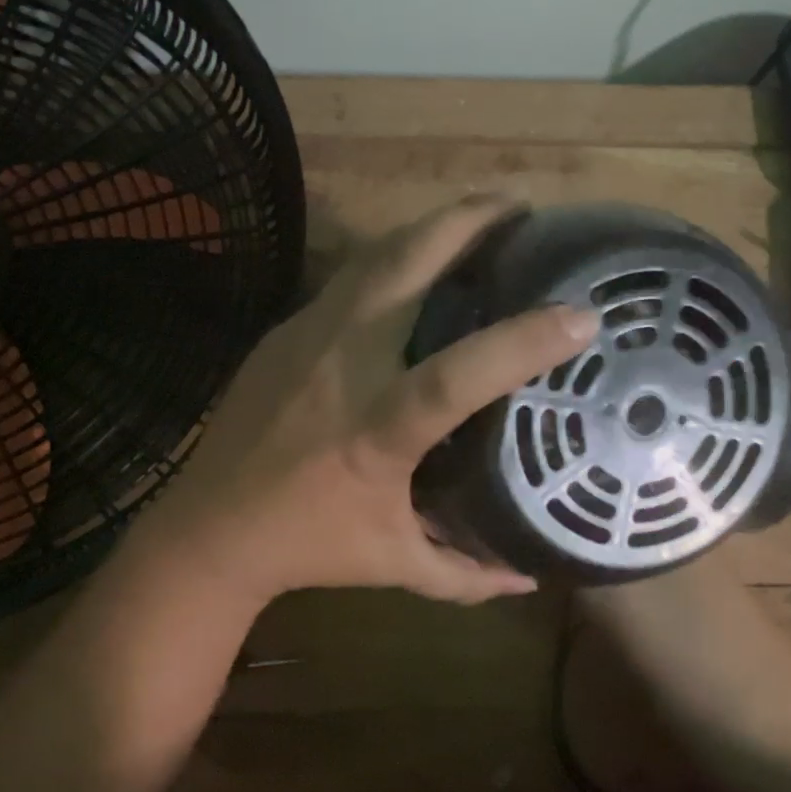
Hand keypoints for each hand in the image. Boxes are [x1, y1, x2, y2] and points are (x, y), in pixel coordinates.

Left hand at [130, 194, 598, 604]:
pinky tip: (417, 269)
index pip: (458, 373)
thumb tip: (529, 582)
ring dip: (432, 229)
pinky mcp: (283, 333)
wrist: (209, 529)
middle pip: (407, 266)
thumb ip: (466, 577)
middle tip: (524, 210)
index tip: (581, 315)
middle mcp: (343, 366)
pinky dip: (392, 261)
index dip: (522, 341)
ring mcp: (307, 339)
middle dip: (470, 222)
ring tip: (479, 219)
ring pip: (375, 256)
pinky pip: (348, 279)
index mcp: (378, 430)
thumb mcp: (395, 567)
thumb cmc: (309, 548)